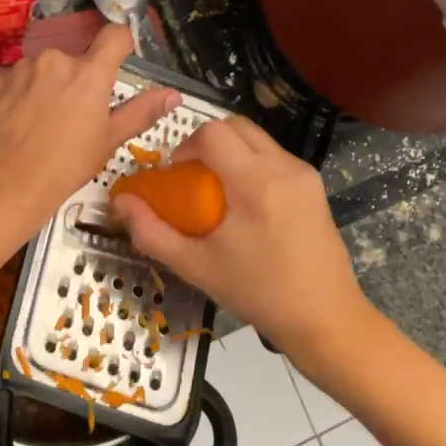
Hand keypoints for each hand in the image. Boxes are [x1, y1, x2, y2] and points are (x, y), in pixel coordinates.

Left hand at [0, 24, 178, 229]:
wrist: (5, 184)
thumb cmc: (65, 166)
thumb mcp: (108, 141)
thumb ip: (141, 112)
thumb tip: (173, 94)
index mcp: (90, 73)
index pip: (115, 35)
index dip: (121, 44)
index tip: (118, 62)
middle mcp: (55, 60)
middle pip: (75, 60)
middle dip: (77, 81)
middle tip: (73, 117)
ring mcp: (22, 68)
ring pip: (44, 70)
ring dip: (48, 87)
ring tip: (42, 124)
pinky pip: (18, 80)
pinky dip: (21, 95)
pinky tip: (19, 124)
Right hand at [112, 117, 375, 363]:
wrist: (325, 319)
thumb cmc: (258, 293)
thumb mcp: (195, 266)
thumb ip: (152, 232)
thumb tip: (120, 202)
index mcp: (256, 184)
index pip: (213, 133)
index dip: (186, 146)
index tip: (177, 176)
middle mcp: (285, 168)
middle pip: (235, 126)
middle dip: (206, 143)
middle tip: (192, 178)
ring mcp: (305, 175)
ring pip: (256, 138)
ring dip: (229, 152)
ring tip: (217, 193)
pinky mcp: (315, 186)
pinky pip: (273, 157)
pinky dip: (250, 165)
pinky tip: (244, 206)